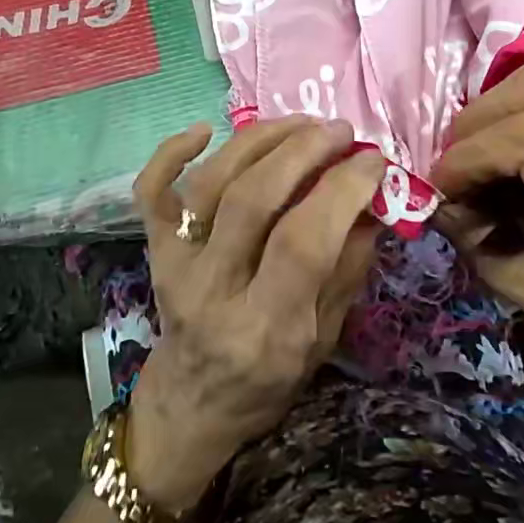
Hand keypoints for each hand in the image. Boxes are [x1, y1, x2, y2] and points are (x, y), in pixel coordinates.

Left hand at [125, 117, 384, 511]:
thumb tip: (371, 202)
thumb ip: (347, 272)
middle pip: (251, 201)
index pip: (302, 242)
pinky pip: (150, 191)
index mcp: (264, 326)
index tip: (373, 162)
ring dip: (258, 141)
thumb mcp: (323, 341)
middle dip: (302, 153)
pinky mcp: (152, 249)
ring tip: (301, 123)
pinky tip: (206, 129)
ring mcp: (174, 264)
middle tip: (340, 132)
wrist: (191, 400)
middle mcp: (212, 289)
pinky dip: (171, 153)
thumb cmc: (265, 381)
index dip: (342, 191)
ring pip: (209, 184)